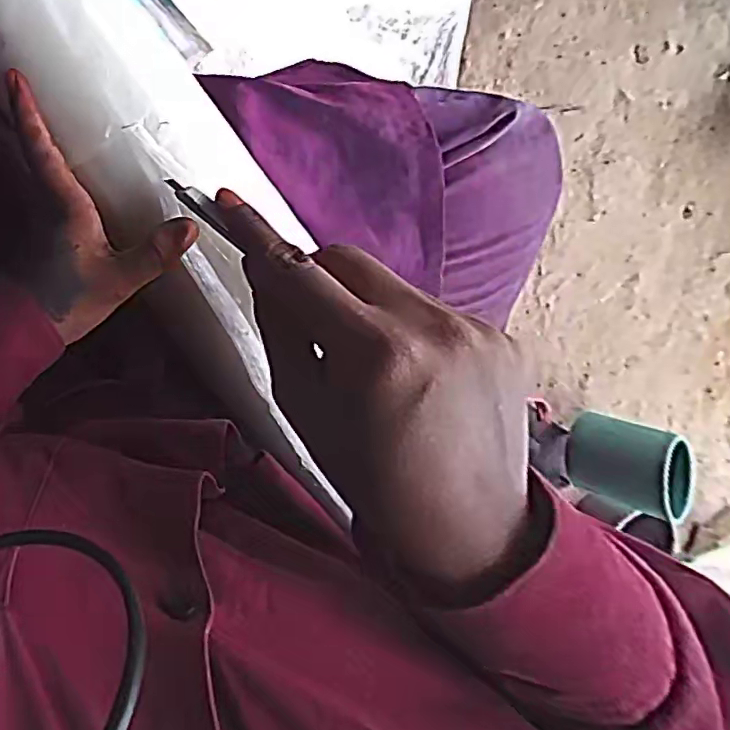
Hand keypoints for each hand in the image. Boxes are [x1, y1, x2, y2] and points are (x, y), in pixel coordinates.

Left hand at [6, 70, 197, 344]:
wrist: (22, 329)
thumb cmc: (64, 302)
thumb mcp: (115, 281)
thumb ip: (151, 254)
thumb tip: (186, 227)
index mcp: (63, 204)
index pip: (41, 148)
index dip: (27, 111)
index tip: (14, 77)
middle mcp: (44, 201)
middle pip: (29, 146)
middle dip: (22, 112)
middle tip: (18, 78)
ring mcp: (36, 213)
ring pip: (31, 163)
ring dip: (30, 133)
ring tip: (38, 105)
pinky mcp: (37, 228)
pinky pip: (39, 183)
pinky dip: (41, 161)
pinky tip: (59, 161)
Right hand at [215, 190, 537, 601]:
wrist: (468, 528)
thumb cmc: (366, 474)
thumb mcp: (300, 405)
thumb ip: (280, 329)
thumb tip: (266, 273)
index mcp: (374, 352)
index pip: (298, 272)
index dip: (257, 234)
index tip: (230, 201)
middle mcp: (431, 326)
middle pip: (343, 258)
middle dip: (309, 273)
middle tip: (300, 315)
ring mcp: (473, 327)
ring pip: (382, 280)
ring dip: (354, 300)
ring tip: (361, 359)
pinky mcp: (499, 334)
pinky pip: (421, 303)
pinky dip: (394, 320)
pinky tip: (405, 369)